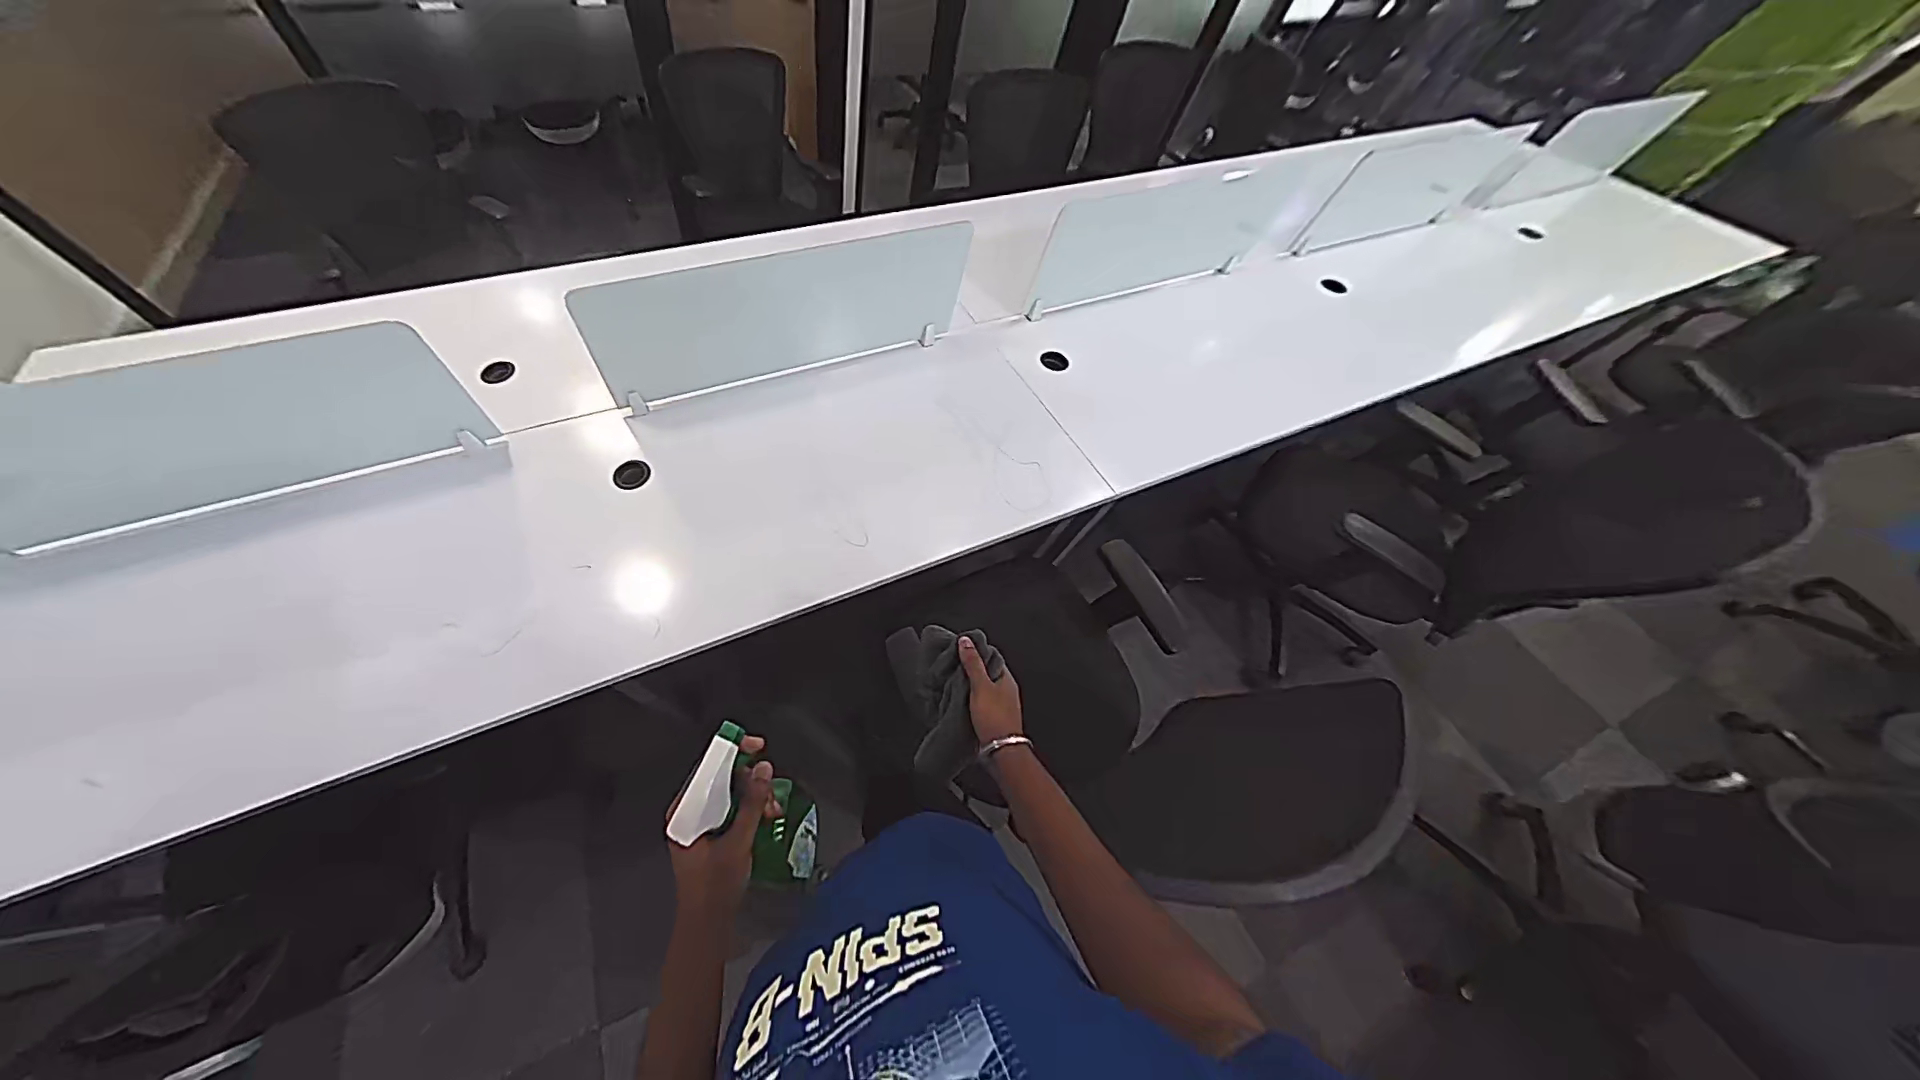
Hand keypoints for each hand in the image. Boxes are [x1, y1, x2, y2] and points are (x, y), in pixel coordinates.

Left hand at [665, 734, 778, 911]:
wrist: (707, 926)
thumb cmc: (715, 886)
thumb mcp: (737, 842)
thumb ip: (751, 803)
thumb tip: (763, 768)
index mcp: (684, 813)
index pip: (707, 769)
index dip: (732, 752)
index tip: (756, 745)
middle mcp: (689, 813)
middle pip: (721, 779)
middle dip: (751, 781)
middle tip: (771, 792)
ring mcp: (700, 823)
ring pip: (731, 793)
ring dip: (755, 796)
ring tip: (772, 811)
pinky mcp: (712, 833)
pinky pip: (733, 808)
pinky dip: (751, 808)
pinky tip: (768, 817)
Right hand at [958, 637, 1021, 744]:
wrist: (1001, 750)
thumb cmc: (993, 717)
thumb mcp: (980, 686)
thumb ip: (973, 664)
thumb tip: (966, 641)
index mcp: (1006, 677)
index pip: (991, 656)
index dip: (977, 651)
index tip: (960, 649)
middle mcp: (1006, 688)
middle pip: (987, 671)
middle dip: (971, 668)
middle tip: (953, 665)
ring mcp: (1001, 703)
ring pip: (984, 686)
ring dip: (970, 683)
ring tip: (954, 680)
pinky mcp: (994, 715)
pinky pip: (981, 700)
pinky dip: (971, 697)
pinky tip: (961, 698)